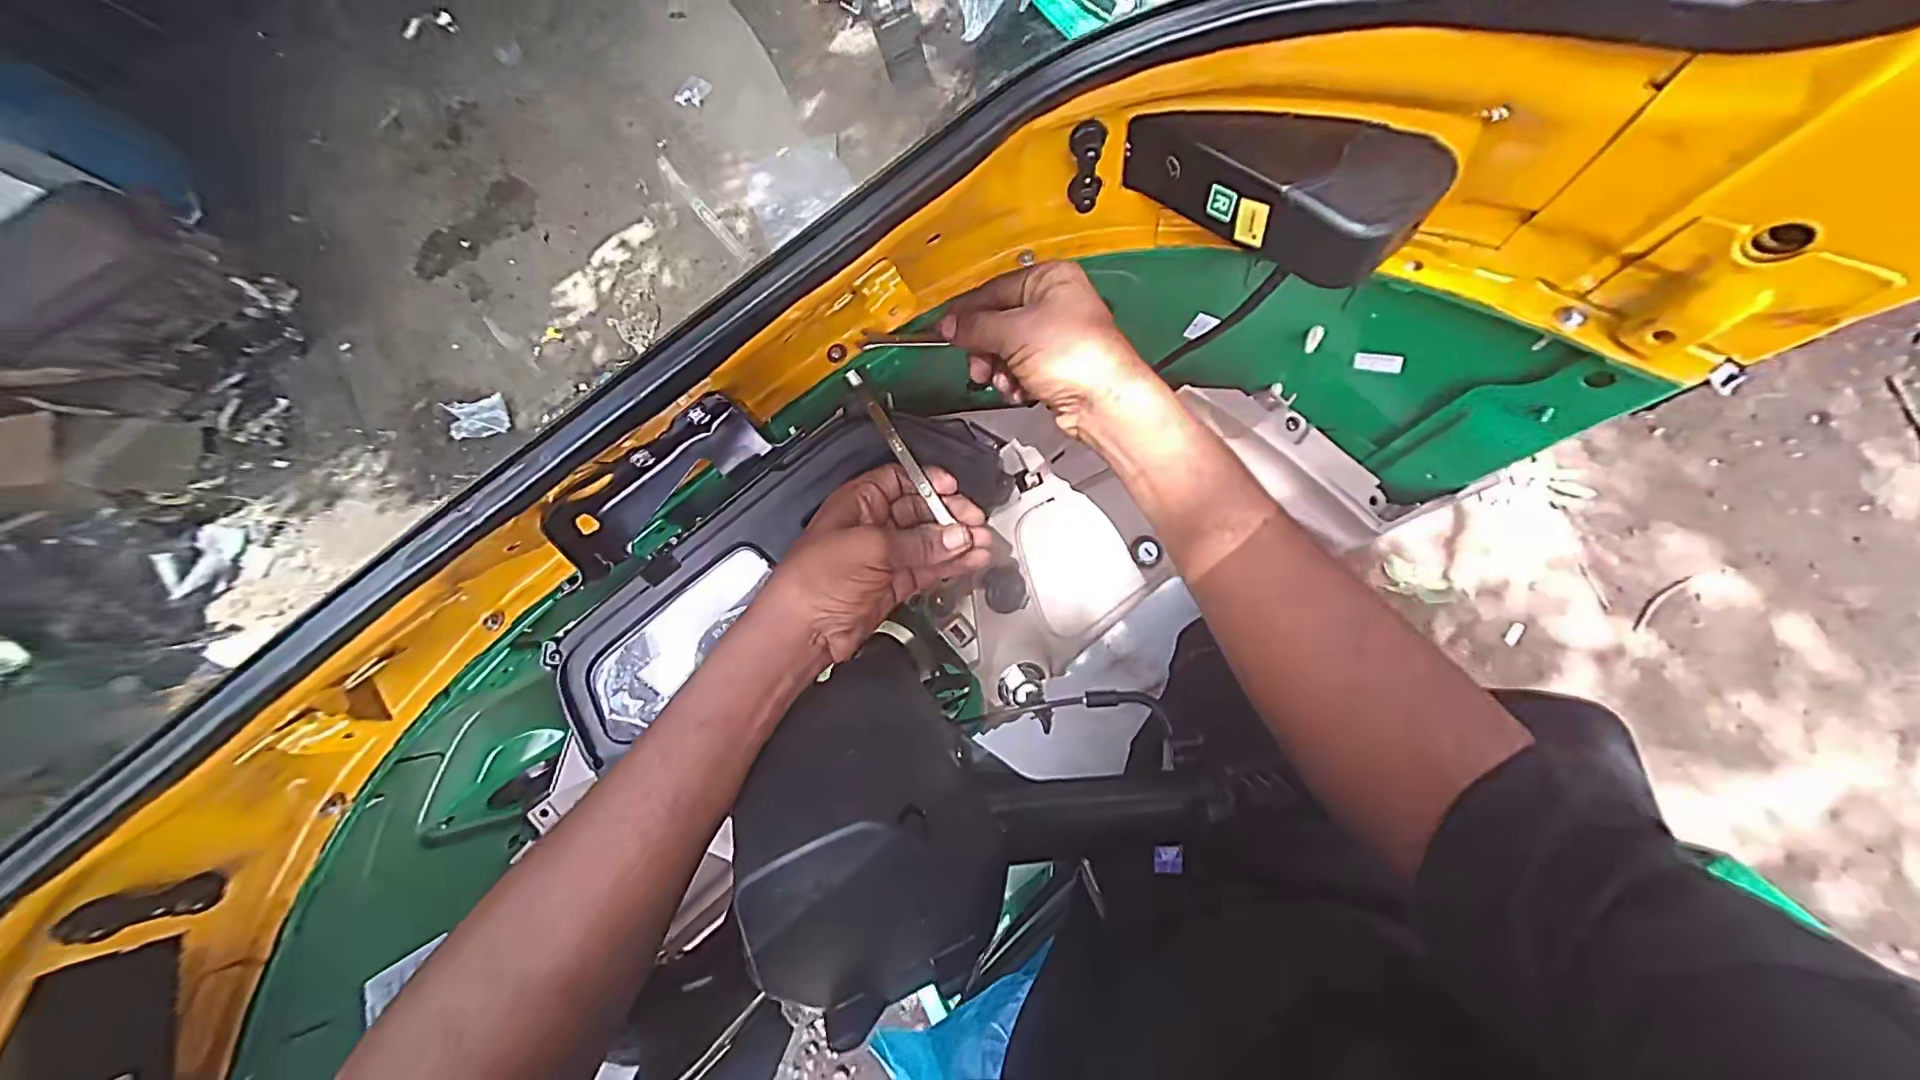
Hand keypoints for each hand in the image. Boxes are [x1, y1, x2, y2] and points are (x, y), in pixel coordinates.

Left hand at [754, 465, 992, 664]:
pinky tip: (970, 560)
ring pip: (929, 542)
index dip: (927, 482)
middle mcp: (872, 526)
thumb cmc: (811, 581)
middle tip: (973, 521)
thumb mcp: (870, 547)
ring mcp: (884, 556)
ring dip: (957, 541)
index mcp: (858, 503)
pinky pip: (929, 568)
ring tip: (982, 543)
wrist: (803, 629)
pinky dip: (951, 564)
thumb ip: (917, 542)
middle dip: (950, 515)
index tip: (952, 488)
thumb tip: (953, 536)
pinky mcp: (894, 583)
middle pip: (921, 511)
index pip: (900, 481)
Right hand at [937, 261, 1164, 439]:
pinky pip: (1019, 370)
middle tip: (977, 361)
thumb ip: (975, 327)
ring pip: (1005, 350)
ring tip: (1003, 379)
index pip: (994, 289)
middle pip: (998, 323)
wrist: (1102, 401)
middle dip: (984, 348)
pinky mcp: (1054, 367)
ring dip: (997, 369)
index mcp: (1051, 279)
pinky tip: (1019, 389)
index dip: (967, 311)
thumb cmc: (1079, 357)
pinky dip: (1013, 382)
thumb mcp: (1013, 332)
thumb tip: (951, 325)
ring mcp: (1055, 338)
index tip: (946, 326)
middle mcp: (1055, 305)